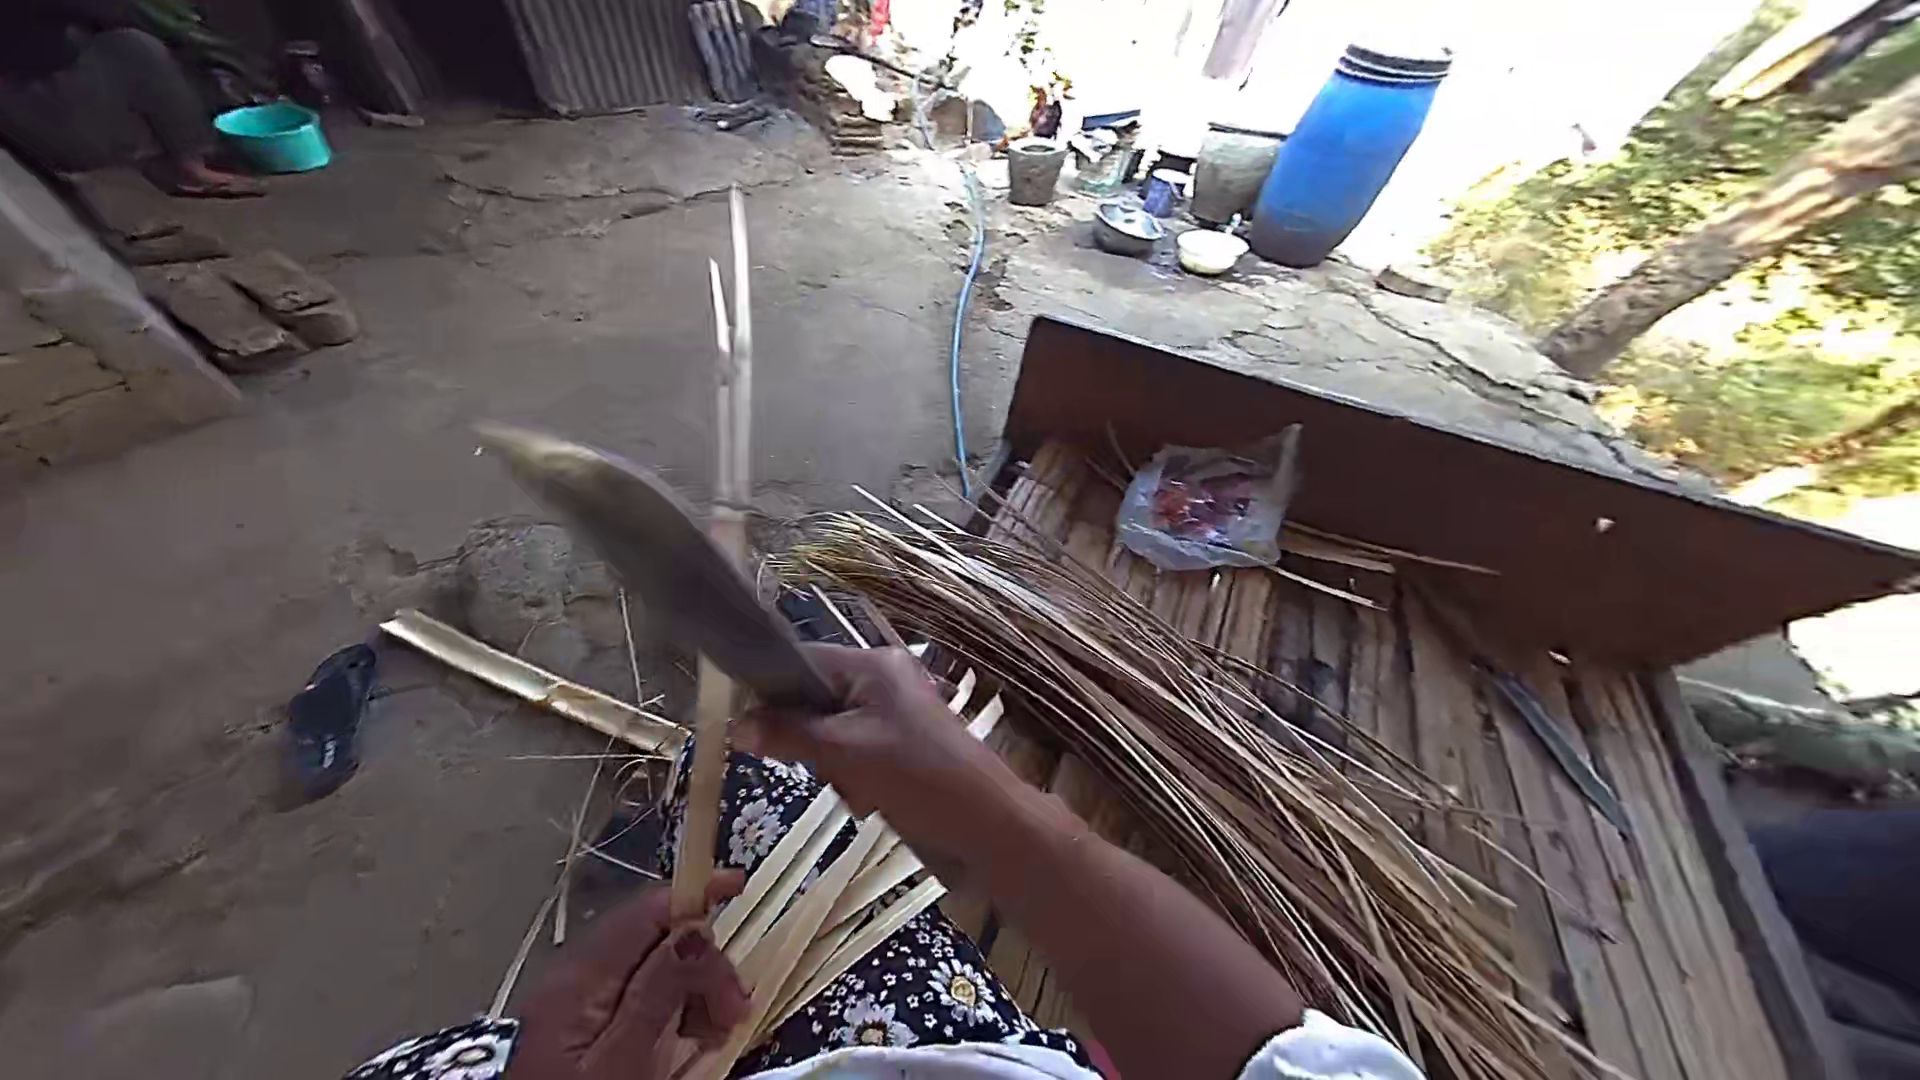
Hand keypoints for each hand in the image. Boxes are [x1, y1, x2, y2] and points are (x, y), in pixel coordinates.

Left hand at [512, 874, 748, 1079]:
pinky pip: (645, 991)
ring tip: (716, 1031)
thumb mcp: (619, 1068)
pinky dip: (677, 1004)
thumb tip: (698, 929)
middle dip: (705, 960)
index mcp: (582, 978)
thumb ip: (657, 995)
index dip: (696, 891)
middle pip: (660, 936)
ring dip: (697, 985)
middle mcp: (580, 974)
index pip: (648, 909)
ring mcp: (583, 998)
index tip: (739, 887)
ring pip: (658, 962)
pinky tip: (692, 1035)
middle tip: (735, 1009)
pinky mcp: (588, 1023)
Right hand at [741, 644, 1021, 855]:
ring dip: (834, 765)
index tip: (746, 722)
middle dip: (811, 739)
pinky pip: (856, 750)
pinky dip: (855, 775)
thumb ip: (789, 734)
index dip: (772, 686)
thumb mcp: (844, 753)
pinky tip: (871, 798)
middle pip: (817, 698)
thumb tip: (737, 725)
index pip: (805, 658)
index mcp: (873, 664)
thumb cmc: (916, 774)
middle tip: (823, 767)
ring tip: (857, 787)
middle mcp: (883, 679)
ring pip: (833, 731)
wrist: (984, 820)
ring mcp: (894, 711)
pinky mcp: (901, 742)